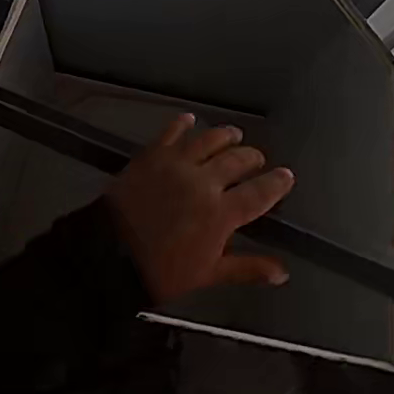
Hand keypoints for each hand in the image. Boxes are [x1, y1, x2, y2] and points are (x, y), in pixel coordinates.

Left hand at [104, 113, 294, 303]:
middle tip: (256, 159)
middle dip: (252, 158)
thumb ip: (248, 268)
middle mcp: (205, 182)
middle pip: (239, 160)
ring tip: (234, 134)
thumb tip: (281, 272)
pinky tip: (190, 119)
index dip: (277, 183)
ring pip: (211, 140)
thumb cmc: (160, 272)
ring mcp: (178, 164)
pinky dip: (183, 124)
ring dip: (226, 136)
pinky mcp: (153, 155)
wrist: (107, 256)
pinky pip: (172, 132)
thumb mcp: (208, 274)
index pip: (260, 192)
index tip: (286, 175)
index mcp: (221, 213)